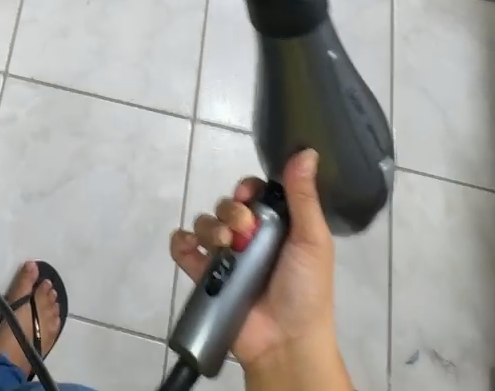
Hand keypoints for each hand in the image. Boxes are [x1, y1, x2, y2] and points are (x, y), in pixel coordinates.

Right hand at [170, 150, 349, 389]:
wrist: (286, 342)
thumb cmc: (306, 290)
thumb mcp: (312, 240)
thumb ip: (303, 196)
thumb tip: (306, 150)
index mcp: (275, 227)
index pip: (252, 193)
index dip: (246, 188)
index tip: (248, 195)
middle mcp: (248, 238)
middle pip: (226, 205)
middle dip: (229, 211)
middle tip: (243, 229)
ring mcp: (224, 257)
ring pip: (203, 222)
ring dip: (209, 227)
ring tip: (224, 247)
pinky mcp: (204, 276)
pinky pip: (182, 247)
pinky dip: (182, 243)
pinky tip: (193, 250)